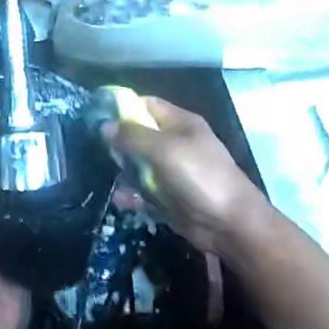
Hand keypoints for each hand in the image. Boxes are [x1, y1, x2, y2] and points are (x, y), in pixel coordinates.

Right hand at [104, 96, 273, 255]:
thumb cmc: (200, 176)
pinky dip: (131, 195)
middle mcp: (175, 144)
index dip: (123, 107)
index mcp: (180, 124)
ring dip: (123, 171)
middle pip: (139, 135)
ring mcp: (172, 171)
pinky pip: (142, 191)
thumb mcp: (165, 149)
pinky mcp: (168, 196)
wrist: (230, 224)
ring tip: (110, 177)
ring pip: (138, 165)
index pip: (147, 105)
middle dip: (119, 142)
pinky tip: (120, 199)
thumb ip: (133, 136)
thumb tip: (104, 125)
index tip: (98, 115)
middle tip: (99, 150)